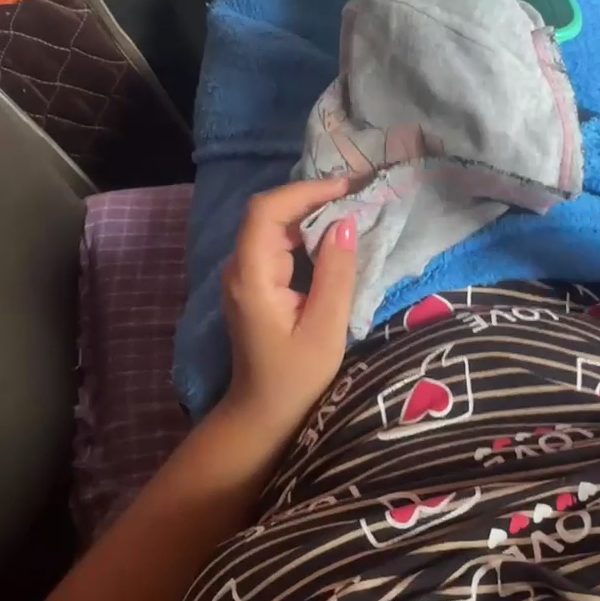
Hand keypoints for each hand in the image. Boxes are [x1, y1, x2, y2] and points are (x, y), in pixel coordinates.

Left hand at [218, 178, 360, 437]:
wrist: (263, 411)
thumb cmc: (296, 378)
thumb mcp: (325, 329)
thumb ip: (336, 274)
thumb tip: (346, 222)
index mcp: (252, 277)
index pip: (266, 212)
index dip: (304, 191)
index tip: (345, 188)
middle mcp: (240, 268)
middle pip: (269, 213)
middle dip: (313, 197)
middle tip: (359, 194)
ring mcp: (245, 274)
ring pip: (275, 226)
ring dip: (312, 213)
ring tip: (353, 207)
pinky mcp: (257, 282)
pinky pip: (280, 244)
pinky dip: (307, 233)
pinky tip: (335, 234)